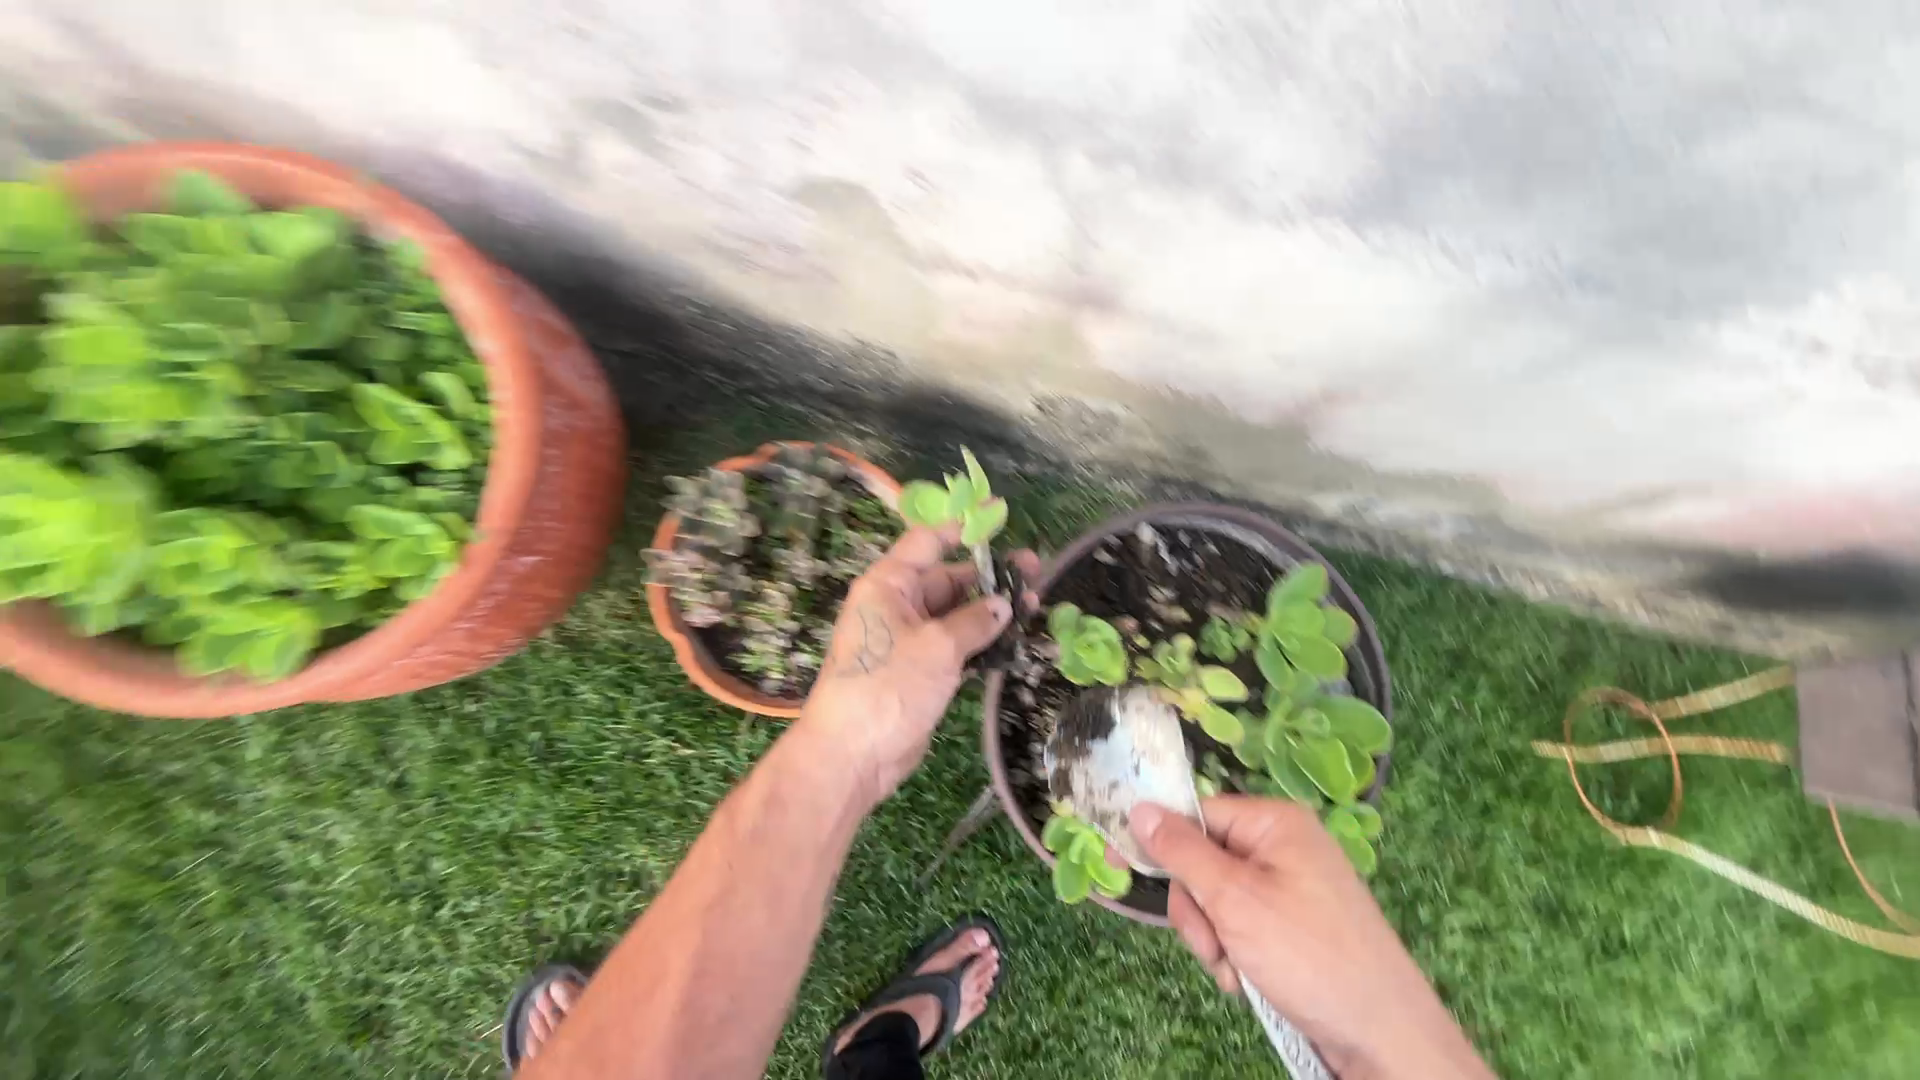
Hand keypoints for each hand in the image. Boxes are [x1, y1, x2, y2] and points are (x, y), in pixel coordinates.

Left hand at [798, 525, 1038, 807]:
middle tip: (1036, 573)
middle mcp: (898, 606)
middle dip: (990, 577)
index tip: (998, 515)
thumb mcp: (936, 647)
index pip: (927, 542)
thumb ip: (974, 621)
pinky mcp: (922, 671)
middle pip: (949, 579)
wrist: (853, 754)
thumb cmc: (888, 686)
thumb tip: (1002, 606)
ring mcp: (910, 640)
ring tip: (1035, 606)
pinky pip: (957, 646)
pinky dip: (983, 644)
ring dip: (992, 612)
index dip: (963, 528)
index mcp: (888, 585)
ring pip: (957, 615)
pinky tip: (1016, 642)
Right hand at [1130, 797, 1493, 1079]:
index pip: (1197, 814)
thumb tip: (1138, 807)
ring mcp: (1290, 884)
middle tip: (1211, 944)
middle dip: (1197, 907)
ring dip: (1213, 935)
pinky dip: (1234, 949)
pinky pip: (1241, 921)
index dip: (1160, 841)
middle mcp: (1283, 845)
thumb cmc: (1307, 955)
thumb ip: (1181, 851)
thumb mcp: (1234, 899)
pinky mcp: (1293, 922)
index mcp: (1274, 821)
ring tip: (1233, 968)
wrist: (1384, 1037)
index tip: (1119, 866)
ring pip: (1216, 896)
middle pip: (1203, 858)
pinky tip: (1247, 977)